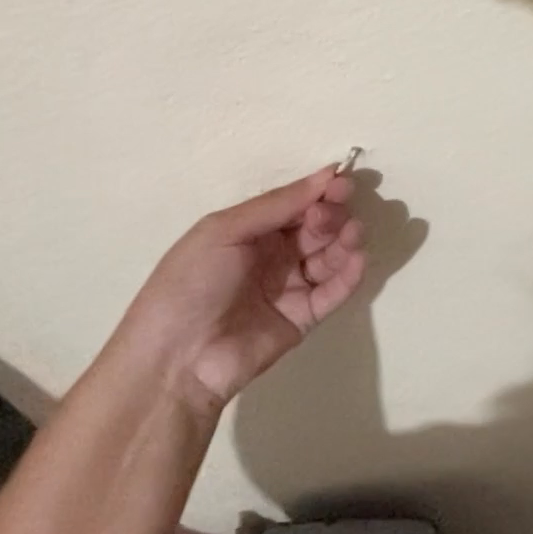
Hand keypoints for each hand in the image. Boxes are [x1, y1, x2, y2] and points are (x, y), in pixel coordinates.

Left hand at [109, 165, 367, 411]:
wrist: (176, 359)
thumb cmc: (190, 285)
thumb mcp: (224, 232)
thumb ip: (277, 204)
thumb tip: (328, 174)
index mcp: (250, 231)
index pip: (296, 204)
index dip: (320, 192)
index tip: (342, 183)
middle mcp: (274, 255)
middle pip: (318, 228)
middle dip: (332, 216)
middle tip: (330, 217)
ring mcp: (291, 286)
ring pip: (331, 256)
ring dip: (346, 241)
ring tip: (352, 235)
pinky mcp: (305, 316)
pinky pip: (334, 291)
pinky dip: (350, 274)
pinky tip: (356, 260)